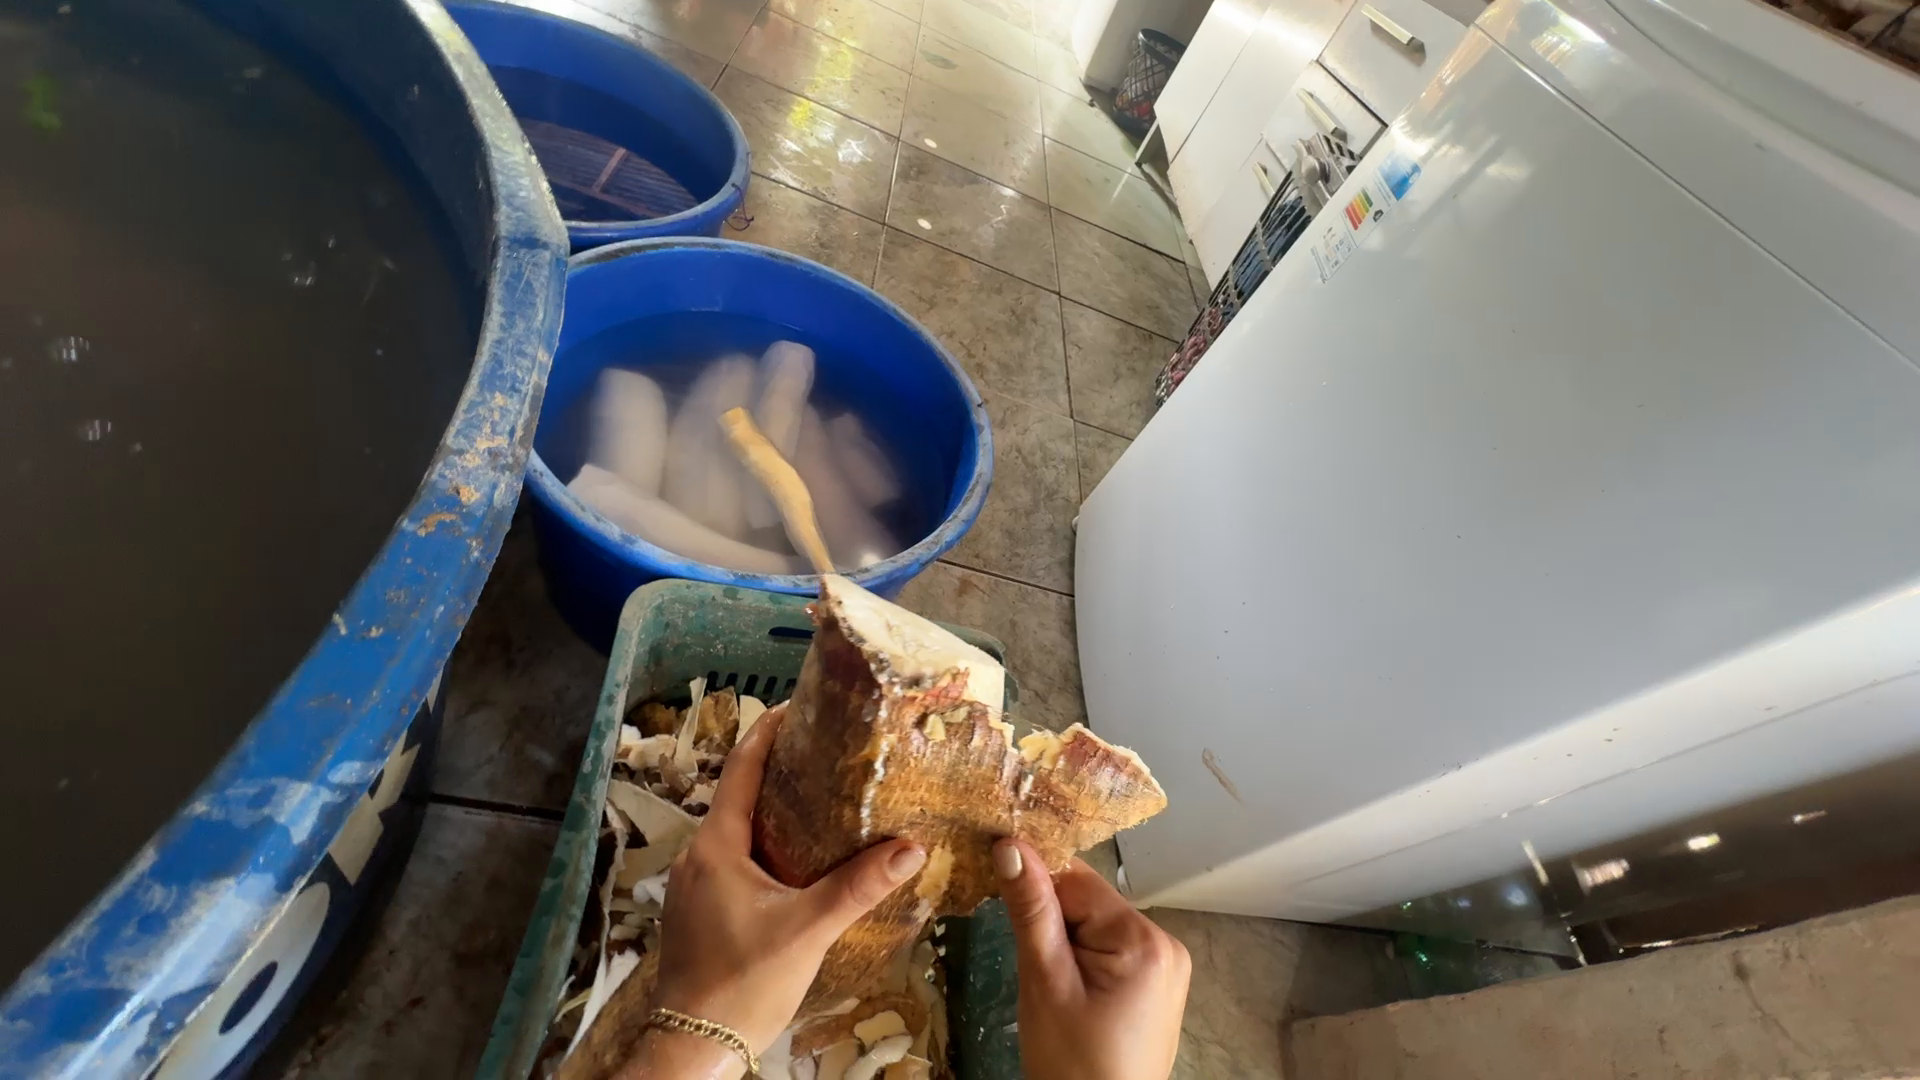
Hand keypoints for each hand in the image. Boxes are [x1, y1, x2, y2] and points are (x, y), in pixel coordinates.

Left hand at [616, 704, 927, 1078]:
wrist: (692, 1052)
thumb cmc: (743, 983)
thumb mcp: (807, 931)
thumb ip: (858, 887)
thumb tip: (912, 848)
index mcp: (717, 844)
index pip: (740, 768)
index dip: (767, 732)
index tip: (798, 706)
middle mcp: (701, 853)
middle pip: (739, 790)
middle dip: (778, 763)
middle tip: (827, 748)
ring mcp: (699, 881)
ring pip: (738, 823)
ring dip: (774, 801)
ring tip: (823, 791)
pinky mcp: (704, 905)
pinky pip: (736, 851)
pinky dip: (767, 835)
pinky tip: (801, 848)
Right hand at [998, 838, 1190, 1079]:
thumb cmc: (1070, 1063)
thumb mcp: (1044, 982)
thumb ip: (1031, 909)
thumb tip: (1010, 844)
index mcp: (1144, 938)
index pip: (1076, 882)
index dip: (1038, 891)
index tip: (1006, 901)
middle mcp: (1164, 940)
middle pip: (1087, 902)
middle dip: (1053, 923)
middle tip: (1037, 967)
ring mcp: (1165, 963)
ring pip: (1094, 923)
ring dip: (1065, 941)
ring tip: (1054, 984)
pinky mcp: (1156, 982)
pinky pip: (1108, 947)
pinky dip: (1082, 958)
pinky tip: (1072, 992)